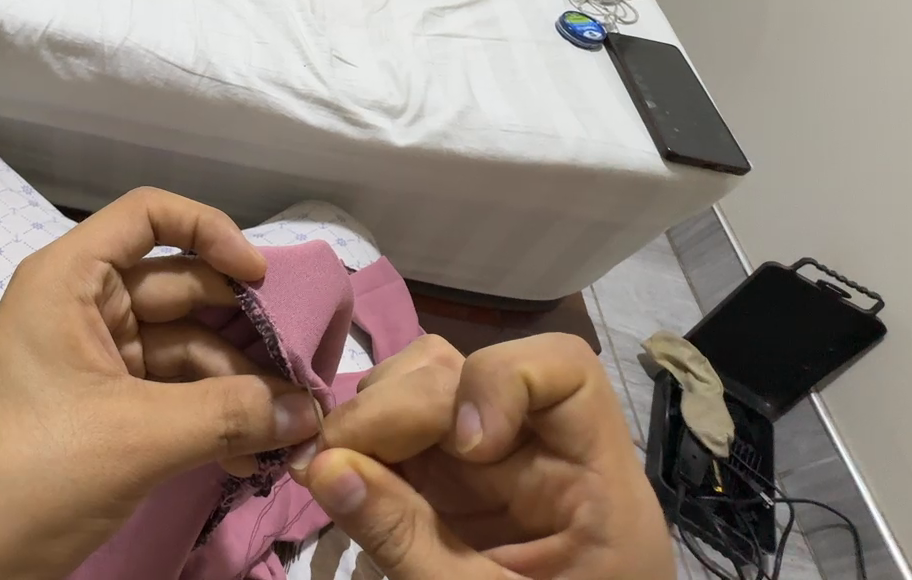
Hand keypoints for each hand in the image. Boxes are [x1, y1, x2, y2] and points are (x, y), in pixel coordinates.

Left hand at [0, 188, 320, 579]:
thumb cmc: (30, 472)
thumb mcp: (134, 437)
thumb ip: (227, 416)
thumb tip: (308, 412)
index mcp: (71, 277)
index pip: (148, 215)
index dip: (209, 229)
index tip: (260, 276)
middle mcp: (84, 303)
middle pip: (179, 285)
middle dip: (242, 324)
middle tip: (305, 365)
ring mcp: (96, 355)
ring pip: (183, 345)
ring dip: (236, 381)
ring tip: (292, 425)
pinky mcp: (105, 405)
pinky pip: (172, 391)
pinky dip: (212, 414)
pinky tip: (254, 451)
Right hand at [291, 333, 674, 579]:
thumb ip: (406, 541)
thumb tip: (321, 466)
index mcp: (590, 484)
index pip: (561, 371)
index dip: (501, 379)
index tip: (465, 447)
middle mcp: (532, 447)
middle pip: (460, 369)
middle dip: (393, 408)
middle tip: (333, 459)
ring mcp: (481, 452)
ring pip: (420, 378)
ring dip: (372, 412)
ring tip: (337, 466)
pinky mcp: (442, 468)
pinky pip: (395, 418)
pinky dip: (362, 433)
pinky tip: (342, 470)